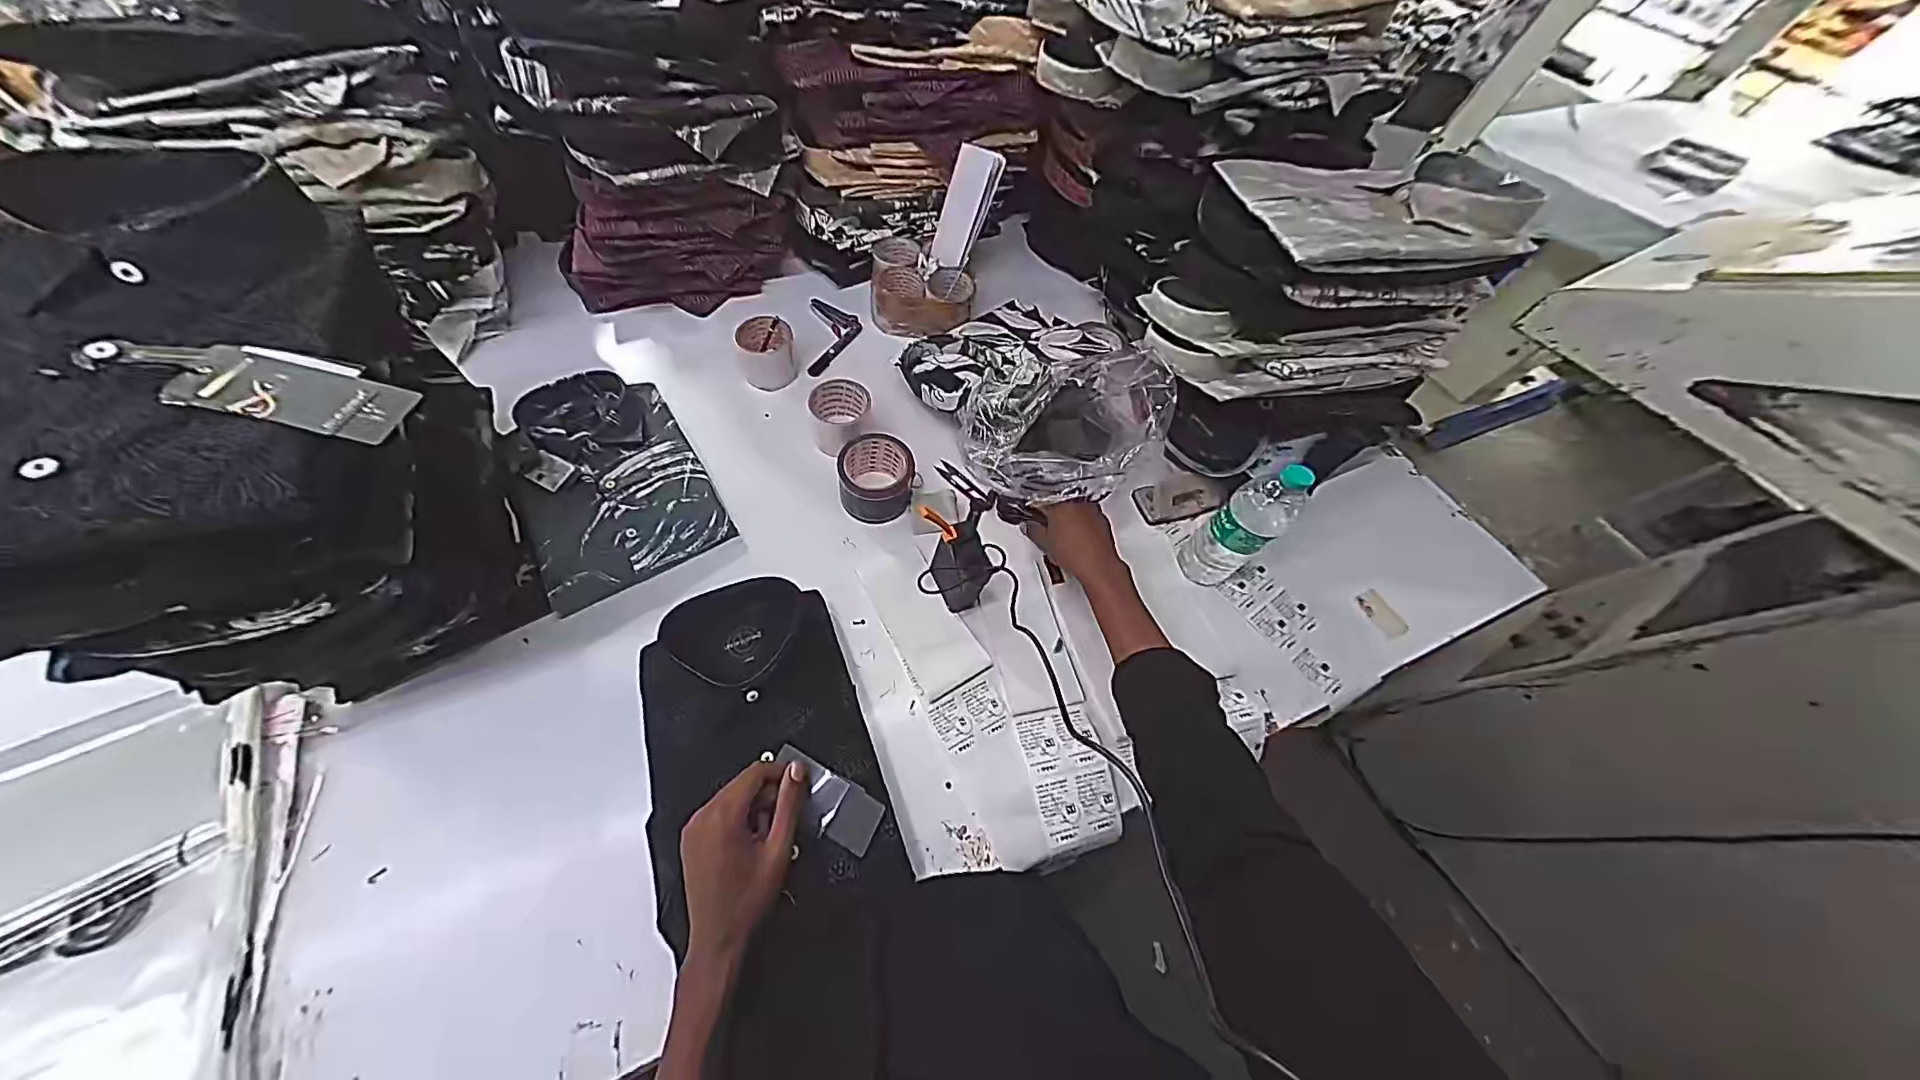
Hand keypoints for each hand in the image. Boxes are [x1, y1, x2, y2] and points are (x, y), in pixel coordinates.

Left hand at [680, 760, 805, 962]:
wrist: (718, 938)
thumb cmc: (745, 903)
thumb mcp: (778, 848)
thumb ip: (789, 804)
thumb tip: (795, 774)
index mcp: (722, 816)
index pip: (755, 772)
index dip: (780, 772)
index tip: (797, 780)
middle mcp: (703, 818)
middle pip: (742, 784)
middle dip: (768, 795)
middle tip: (784, 817)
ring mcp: (694, 829)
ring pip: (732, 798)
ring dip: (754, 808)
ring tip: (767, 837)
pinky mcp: (692, 839)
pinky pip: (719, 813)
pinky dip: (738, 819)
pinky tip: (750, 844)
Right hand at [1026, 501, 1126, 584]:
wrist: (1098, 567)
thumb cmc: (1075, 554)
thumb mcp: (1045, 543)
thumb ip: (1034, 530)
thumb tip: (1030, 527)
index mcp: (1060, 503)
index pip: (1041, 500)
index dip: (1033, 509)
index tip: (1031, 515)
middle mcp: (1078, 503)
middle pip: (1059, 502)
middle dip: (1051, 513)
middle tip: (1043, 526)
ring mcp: (1092, 510)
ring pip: (1073, 509)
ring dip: (1066, 517)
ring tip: (1059, 534)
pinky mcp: (1102, 520)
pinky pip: (1086, 516)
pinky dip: (1079, 523)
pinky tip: (1074, 537)